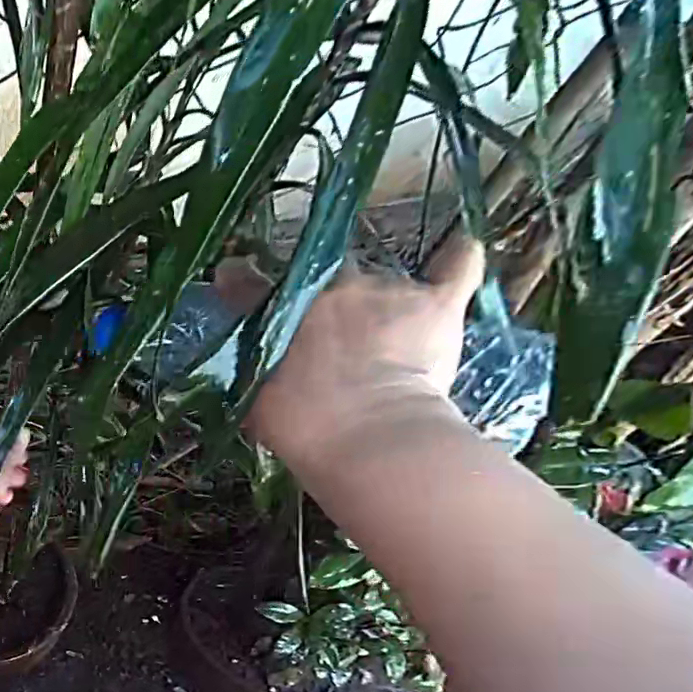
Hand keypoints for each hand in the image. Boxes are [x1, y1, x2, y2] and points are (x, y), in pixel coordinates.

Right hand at [245, 239, 484, 471]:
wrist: (367, 438)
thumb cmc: (300, 426)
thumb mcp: (255, 402)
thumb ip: (250, 373)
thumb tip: (247, 366)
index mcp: (283, 309)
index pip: (249, 281)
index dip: (240, 278)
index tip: (234, 276)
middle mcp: (332, 285)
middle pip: (323, 270)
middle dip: (321, 290)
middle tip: (325, 325)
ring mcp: (386, 289)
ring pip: (381, 275)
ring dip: (377, 296)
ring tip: (381, 323)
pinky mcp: (437, 302)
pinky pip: (455, 267)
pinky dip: (456, 260)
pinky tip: (458, 253)